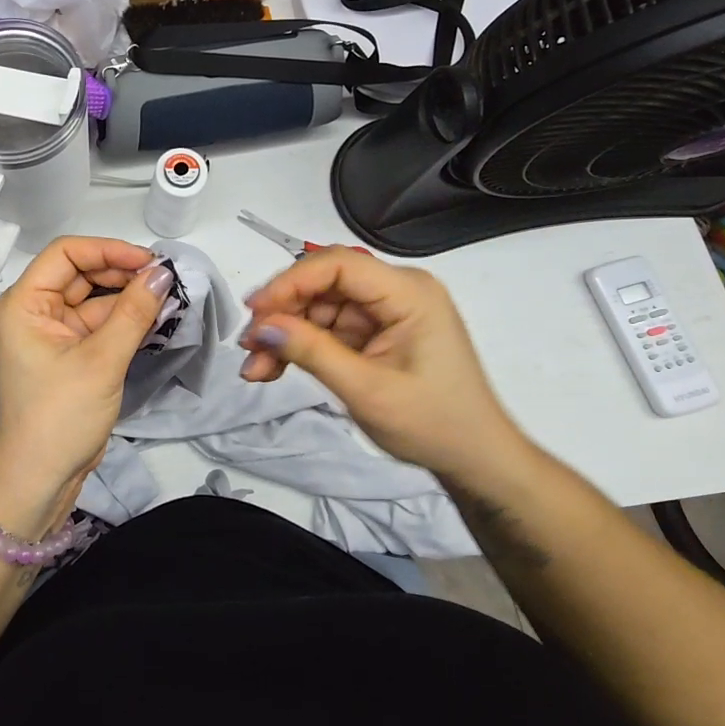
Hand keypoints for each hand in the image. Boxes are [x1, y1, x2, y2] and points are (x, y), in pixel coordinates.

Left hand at [0, 237, 172, 523]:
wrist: (40, 478)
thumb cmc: (60, 415)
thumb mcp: (101, 361)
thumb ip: (133, 313)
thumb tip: (163, 274)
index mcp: (24, 304)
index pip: (65, 254)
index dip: (107, 250)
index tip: (149, 261)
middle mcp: (34, 312)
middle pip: (80, 274)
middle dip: (121, 273)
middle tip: (165, 279)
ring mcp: (52, 335)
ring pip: (94, 300)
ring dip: (127, 298)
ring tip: (168, 296)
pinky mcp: (69, 356)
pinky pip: (98, 325)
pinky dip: (124, 321)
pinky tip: (155, 317)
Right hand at [237, 247, 528, 482]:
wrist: (475, 459)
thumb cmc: (432, 423)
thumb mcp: (367, 390)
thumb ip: (312, 352)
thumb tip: (260, 325)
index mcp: (408, 293)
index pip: (337, 265)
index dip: (290, 283)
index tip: (254, 311)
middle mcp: (397, 291)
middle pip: (323, 285)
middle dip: (282, 313)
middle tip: (248, 347)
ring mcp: (385, 312)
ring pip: (317, 308)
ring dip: (284, 334)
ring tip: (256, 368)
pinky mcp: (375, 333)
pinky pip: (326, 328)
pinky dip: (299, 347)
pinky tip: (273, 368)